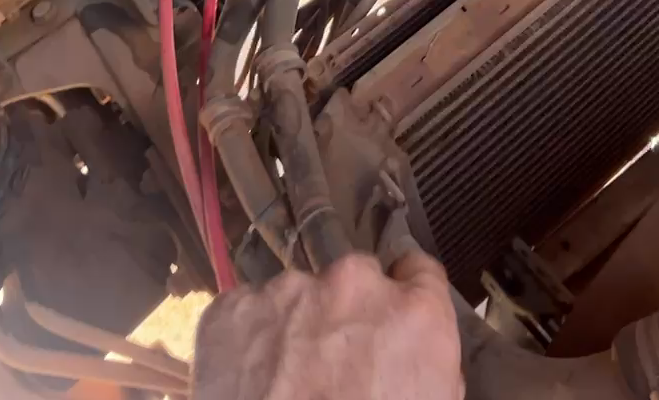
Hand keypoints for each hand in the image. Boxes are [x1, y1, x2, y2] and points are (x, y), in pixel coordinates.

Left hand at [192, 252, 462, 399]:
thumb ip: (425, 371)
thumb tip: (408, 362)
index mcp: (413, 315)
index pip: (419, 270)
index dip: (407, 293)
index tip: (395, 314)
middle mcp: (352, 284)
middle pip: (354, 280)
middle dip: (347, 314)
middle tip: (334, 370)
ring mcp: (287, 290)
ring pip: (296, 298)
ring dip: (295, 330)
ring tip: (284, 388)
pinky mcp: (233, 308)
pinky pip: (248, 316)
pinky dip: (249, 344)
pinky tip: (249, 388)